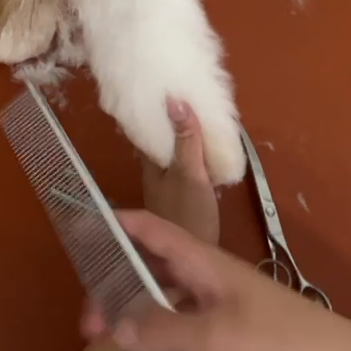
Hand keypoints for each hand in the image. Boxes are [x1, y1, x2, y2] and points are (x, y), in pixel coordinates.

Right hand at [83, 210, 350, 350]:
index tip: (82, 232)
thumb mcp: (216, 338)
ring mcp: (223, 308)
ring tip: (110, 344)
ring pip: (168, 303)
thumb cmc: (282, 343)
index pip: (151, 228)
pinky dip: (163, 340)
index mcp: (203, 261)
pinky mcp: (235, 338)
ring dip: (138, 318)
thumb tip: (113, 326)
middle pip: (153, 269)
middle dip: (117, 287)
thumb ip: (162, 330)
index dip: (116, 224)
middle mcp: (209, 278)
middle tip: (88, 322)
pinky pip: (186, 330)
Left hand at [138, 99, 218, 245]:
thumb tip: (175, 100)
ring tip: (198, 122)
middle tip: (185, 101)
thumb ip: (186, 141)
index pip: (144, 129)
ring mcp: (166, 188)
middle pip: (158, 141)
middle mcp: (154, 173)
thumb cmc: (187, 215)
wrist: (194, 261)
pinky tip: (206, 157)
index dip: (151, 110)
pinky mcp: (181, 201)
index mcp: (150, 163)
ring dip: (182, 141)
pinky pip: (184, 170)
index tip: (160, 90)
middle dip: (169, 124)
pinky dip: (192, 159)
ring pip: (171, 156)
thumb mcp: (190, 174)